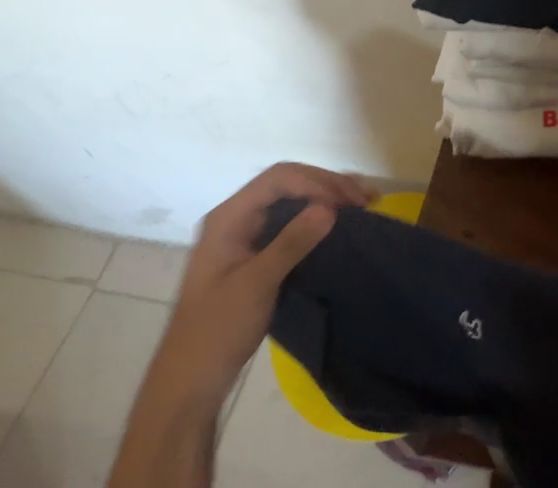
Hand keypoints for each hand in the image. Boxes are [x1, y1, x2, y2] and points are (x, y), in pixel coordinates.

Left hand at [150, 163, 374, 407]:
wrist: (192, 379)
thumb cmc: (218, 330)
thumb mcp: (257, 285)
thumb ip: (291, 243)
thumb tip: (330, 207)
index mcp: (228, 217)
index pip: (278, 179)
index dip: (317, 184)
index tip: (350, 204)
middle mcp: (235, 217)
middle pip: (287, 182)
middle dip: (327, 186)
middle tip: (366, 201)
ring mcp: (245, 234)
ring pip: (291, 200)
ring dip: (327, 198)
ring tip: (364, 204)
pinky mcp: (256, 252)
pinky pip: (291, 222)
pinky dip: (318, 218)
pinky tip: (341, 222)